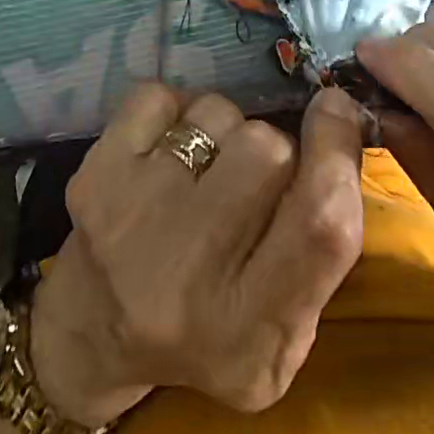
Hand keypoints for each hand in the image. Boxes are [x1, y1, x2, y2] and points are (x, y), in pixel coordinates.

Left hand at [27, 85, 366, 425]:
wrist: (95, 329)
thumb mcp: (281, 336)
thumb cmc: (203, 333)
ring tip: (207, 166)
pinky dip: (174, 110)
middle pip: (268, 151)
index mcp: (249, 331)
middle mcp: (186, 274)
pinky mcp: (94, 174)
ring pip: (216, 114)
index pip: (320, 225)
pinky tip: (166, 149)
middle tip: (256, 175)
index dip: (339, 152)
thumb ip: (320, 251)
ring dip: (224, 129)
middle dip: (277, 148)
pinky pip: (160, 97)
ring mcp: (132, 217)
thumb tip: (339, 130)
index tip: (339, 109)